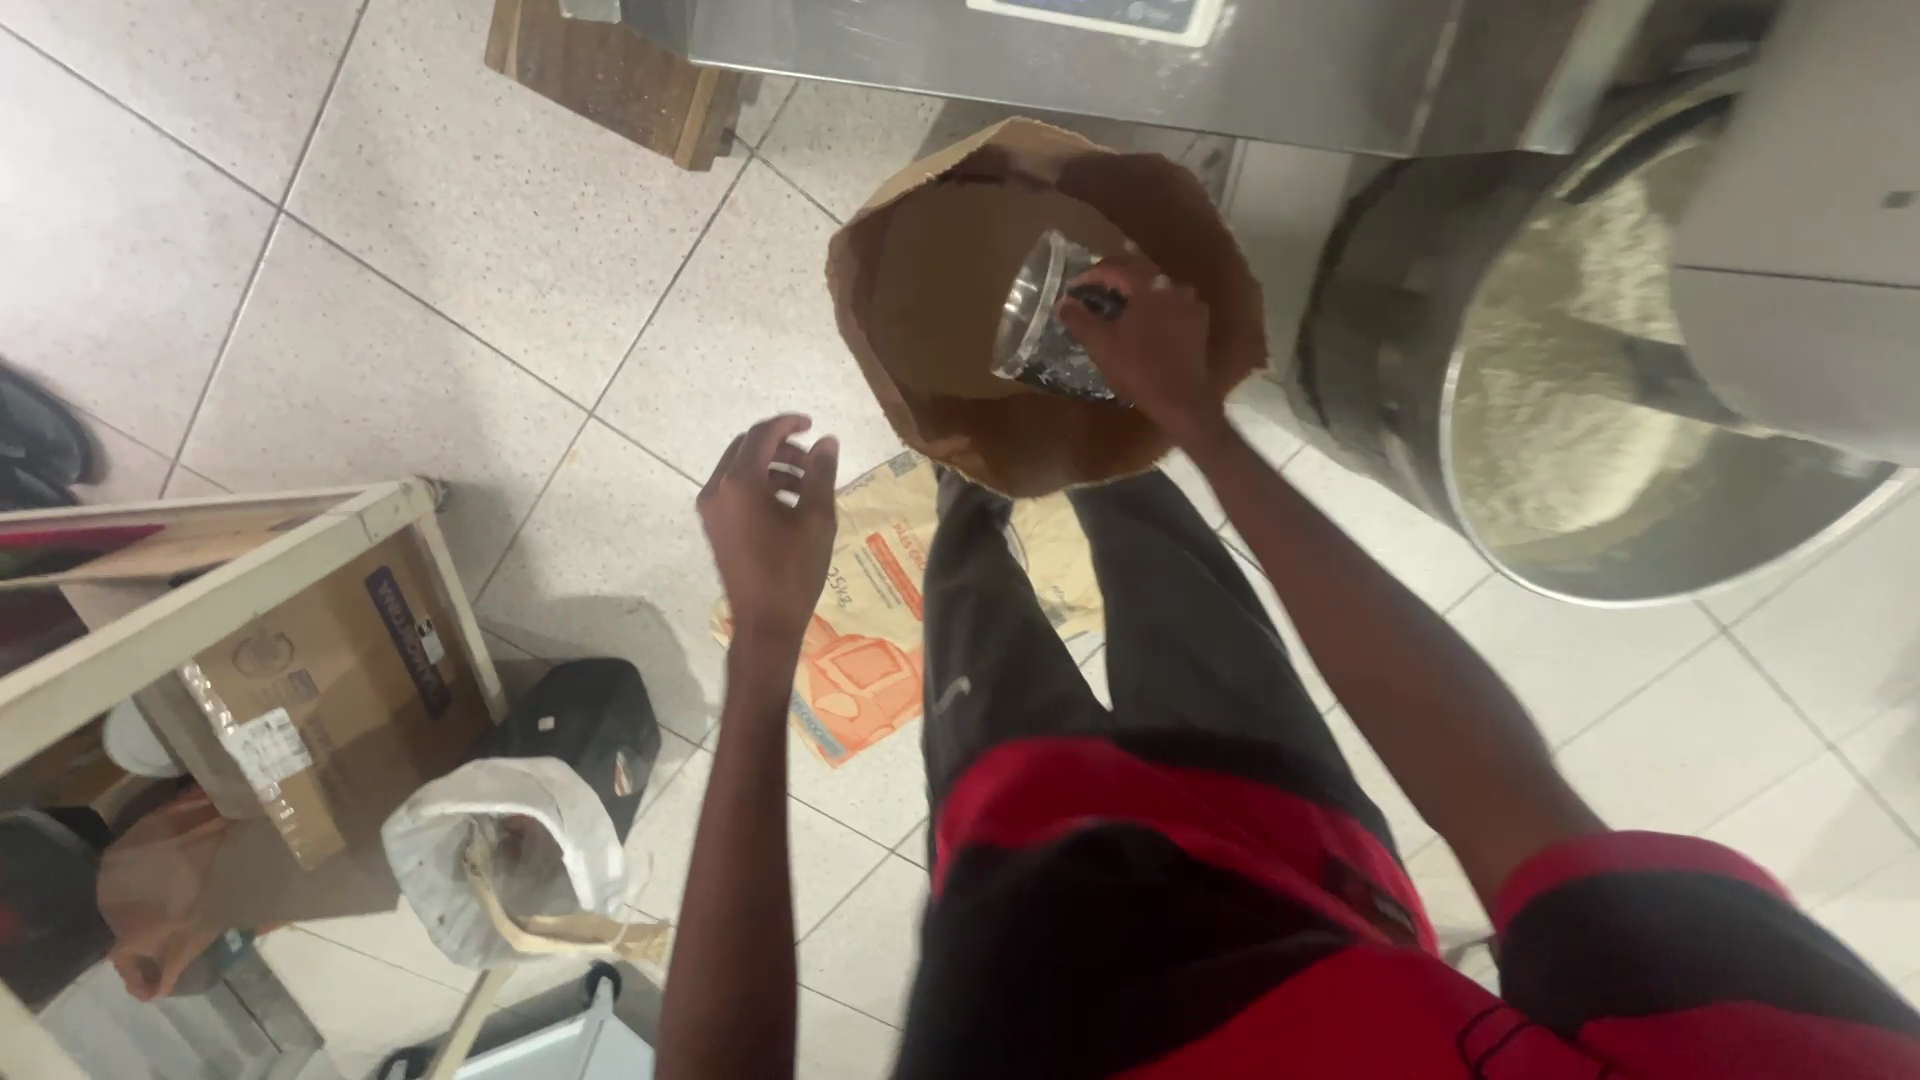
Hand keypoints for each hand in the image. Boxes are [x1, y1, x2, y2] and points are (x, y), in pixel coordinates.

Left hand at [698, 415, 839, 646]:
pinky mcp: (715, 527)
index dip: (788, 424)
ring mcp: (711, 510)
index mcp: (740, 484)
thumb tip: (826, 441)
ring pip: (740, 470)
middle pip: (746, 448)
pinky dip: (760, 486)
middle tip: (812, 459)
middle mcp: (717, 490)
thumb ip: (821, 473)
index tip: (812, 425)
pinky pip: (735, 491)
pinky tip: (789, 506)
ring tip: (807, 486)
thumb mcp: (817, 518)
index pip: (761, 435)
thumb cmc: (794, 571)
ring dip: (772, 467)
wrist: (765, 623)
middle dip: (781, 447)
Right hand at [1057, 253, 1223, 440]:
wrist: (1180, 399)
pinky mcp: (1198, 324)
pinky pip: (1171, 307)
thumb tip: (1063, 302)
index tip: (1074, 290)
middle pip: (1138, 274)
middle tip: (1093, 296)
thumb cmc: (1138, 369)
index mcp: (1148, 285)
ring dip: (1135, 296)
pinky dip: (1153, 310)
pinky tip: (1144, 325)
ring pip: (1156, 291)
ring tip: (1117, 310)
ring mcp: (1190, 304)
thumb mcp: (1101, 344)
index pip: (1115, 268)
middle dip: (1113, 283)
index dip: (1091, 276)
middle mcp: (1173, 286)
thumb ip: (1079, 319)